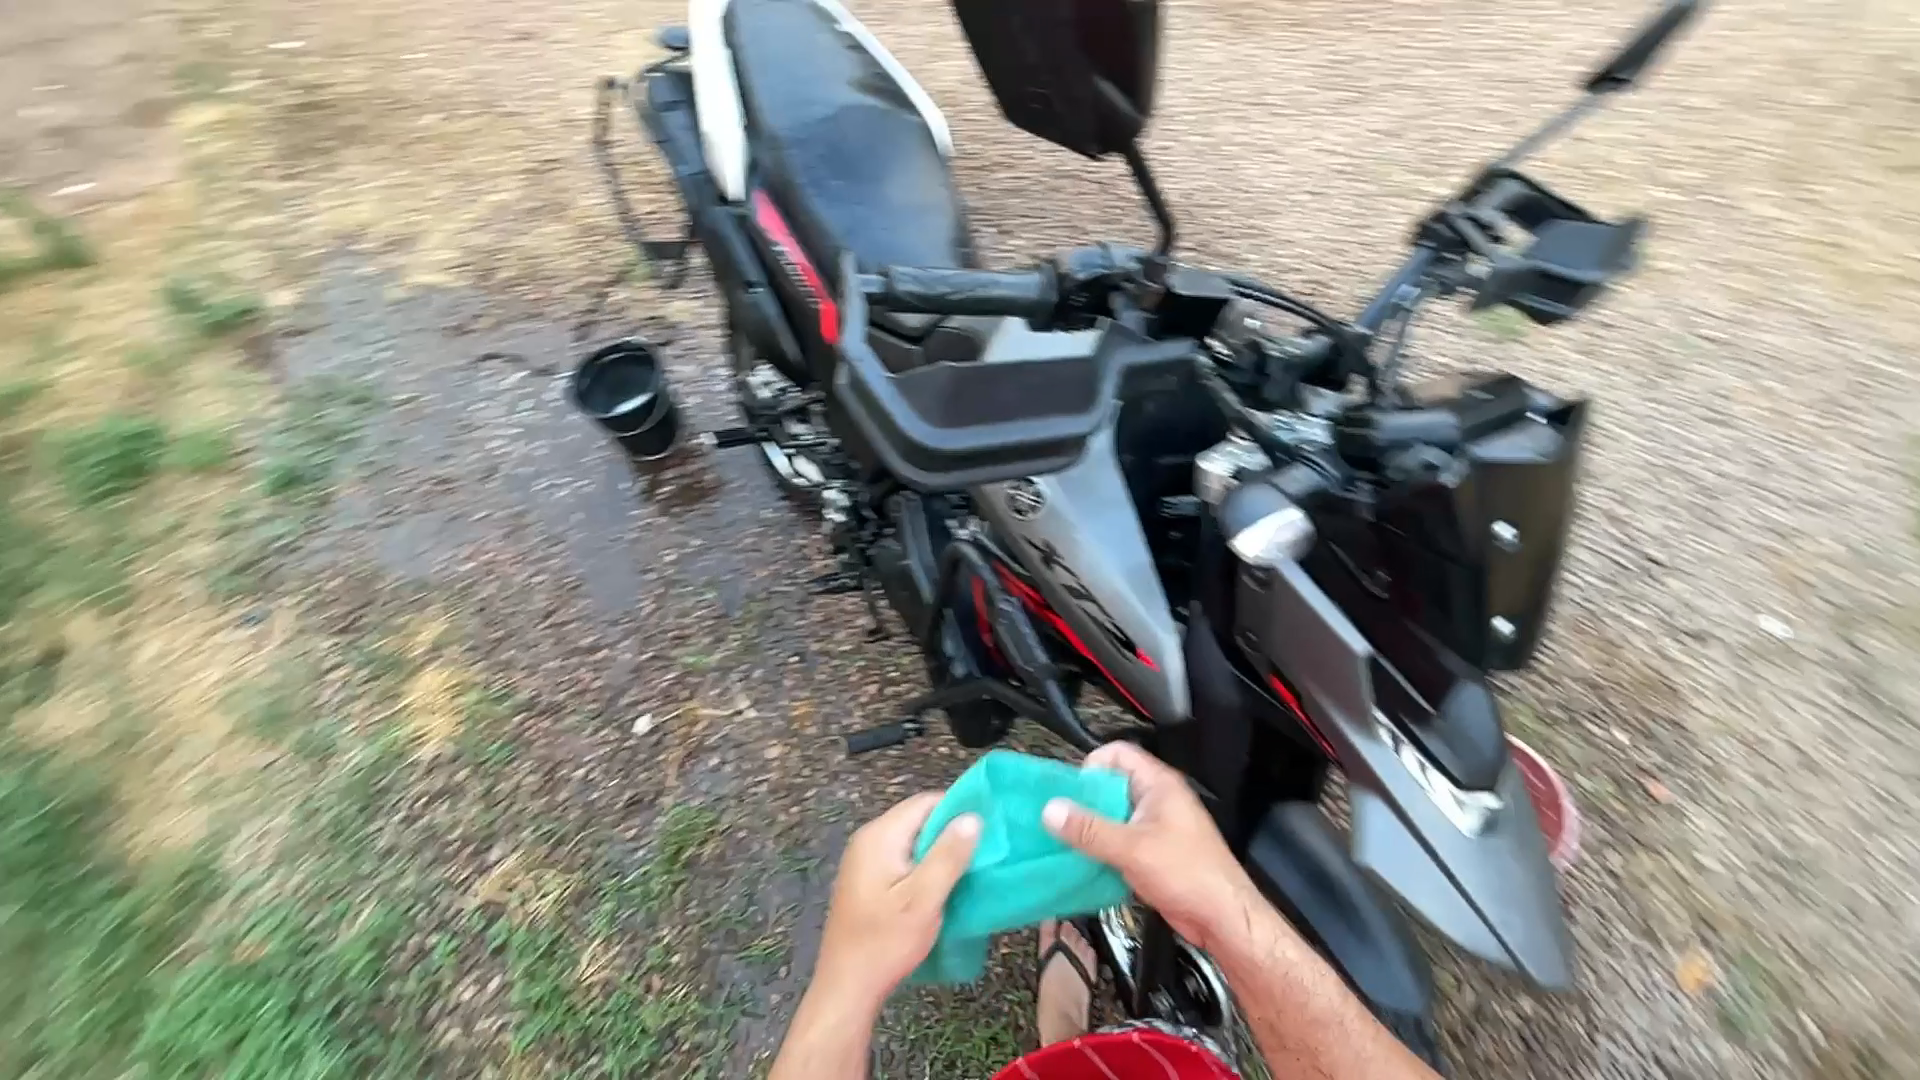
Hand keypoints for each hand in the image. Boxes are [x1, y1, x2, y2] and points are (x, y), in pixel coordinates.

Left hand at [809, 793, 980, 1013]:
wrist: (847, 986)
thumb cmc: (886, 941)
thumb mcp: (924, 899)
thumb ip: (948, 855)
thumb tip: (973, 817)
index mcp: (880, 835)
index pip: (925, 802)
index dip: (957, 809)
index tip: (985, 828)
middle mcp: (868, 838)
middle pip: (917, 818)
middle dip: (948, 832)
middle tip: (979, 852)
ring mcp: (863, 858)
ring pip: (910, 839)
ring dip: (936, 851)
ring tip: (964, 870)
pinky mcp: (864, 878)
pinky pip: (900, 856)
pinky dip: (921, 864)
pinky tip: (937, 887)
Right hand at [1043, 741, 1263, 954]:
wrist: (1223, 919)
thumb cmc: (1187, 874)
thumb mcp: (1132, 848)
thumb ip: (1089, 829)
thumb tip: (1050, 810)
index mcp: (1158, 784)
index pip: (1117, 753)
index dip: (1092, 766)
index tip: (1072, 792)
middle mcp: (1157, 798)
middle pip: (1112, 785)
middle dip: (1086, 801)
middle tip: (1062, 820)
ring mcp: (1156, 826)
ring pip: (1114, 815)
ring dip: (1092, 827)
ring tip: (1068, 843)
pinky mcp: (1154, 851)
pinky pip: (1120, 839)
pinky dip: (1103, 847)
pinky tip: (1086, 863)